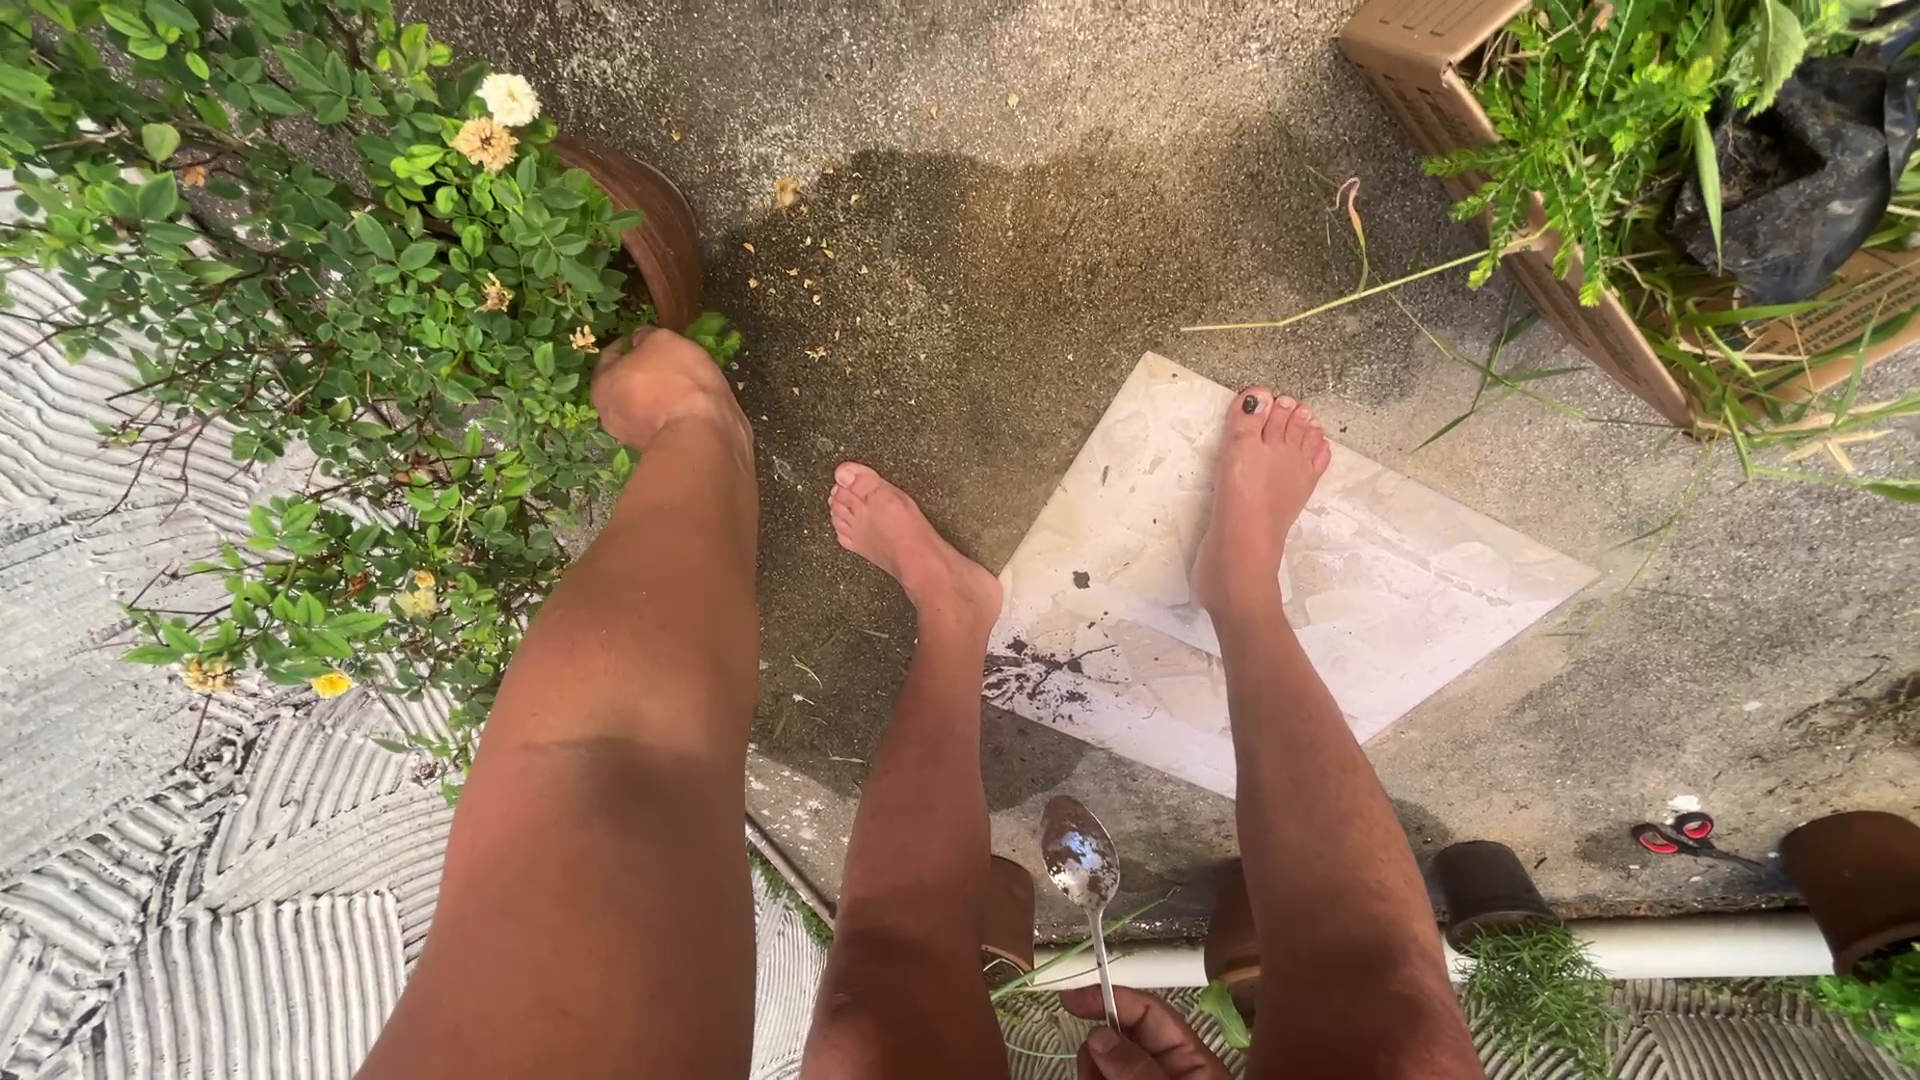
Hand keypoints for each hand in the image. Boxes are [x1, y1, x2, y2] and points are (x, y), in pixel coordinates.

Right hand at [1060, 986, 1233, 1079]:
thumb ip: (1139, 1070)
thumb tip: (1099, 1035)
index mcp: (1190, 1060)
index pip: (1147, 1010)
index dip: (1110, 996)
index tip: (1070, 998)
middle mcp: (1166, 1068)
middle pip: (1117, 1036)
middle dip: (1095, 1047)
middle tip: (1090, 1073)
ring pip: (1102, 1062)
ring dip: (1091, 1071)